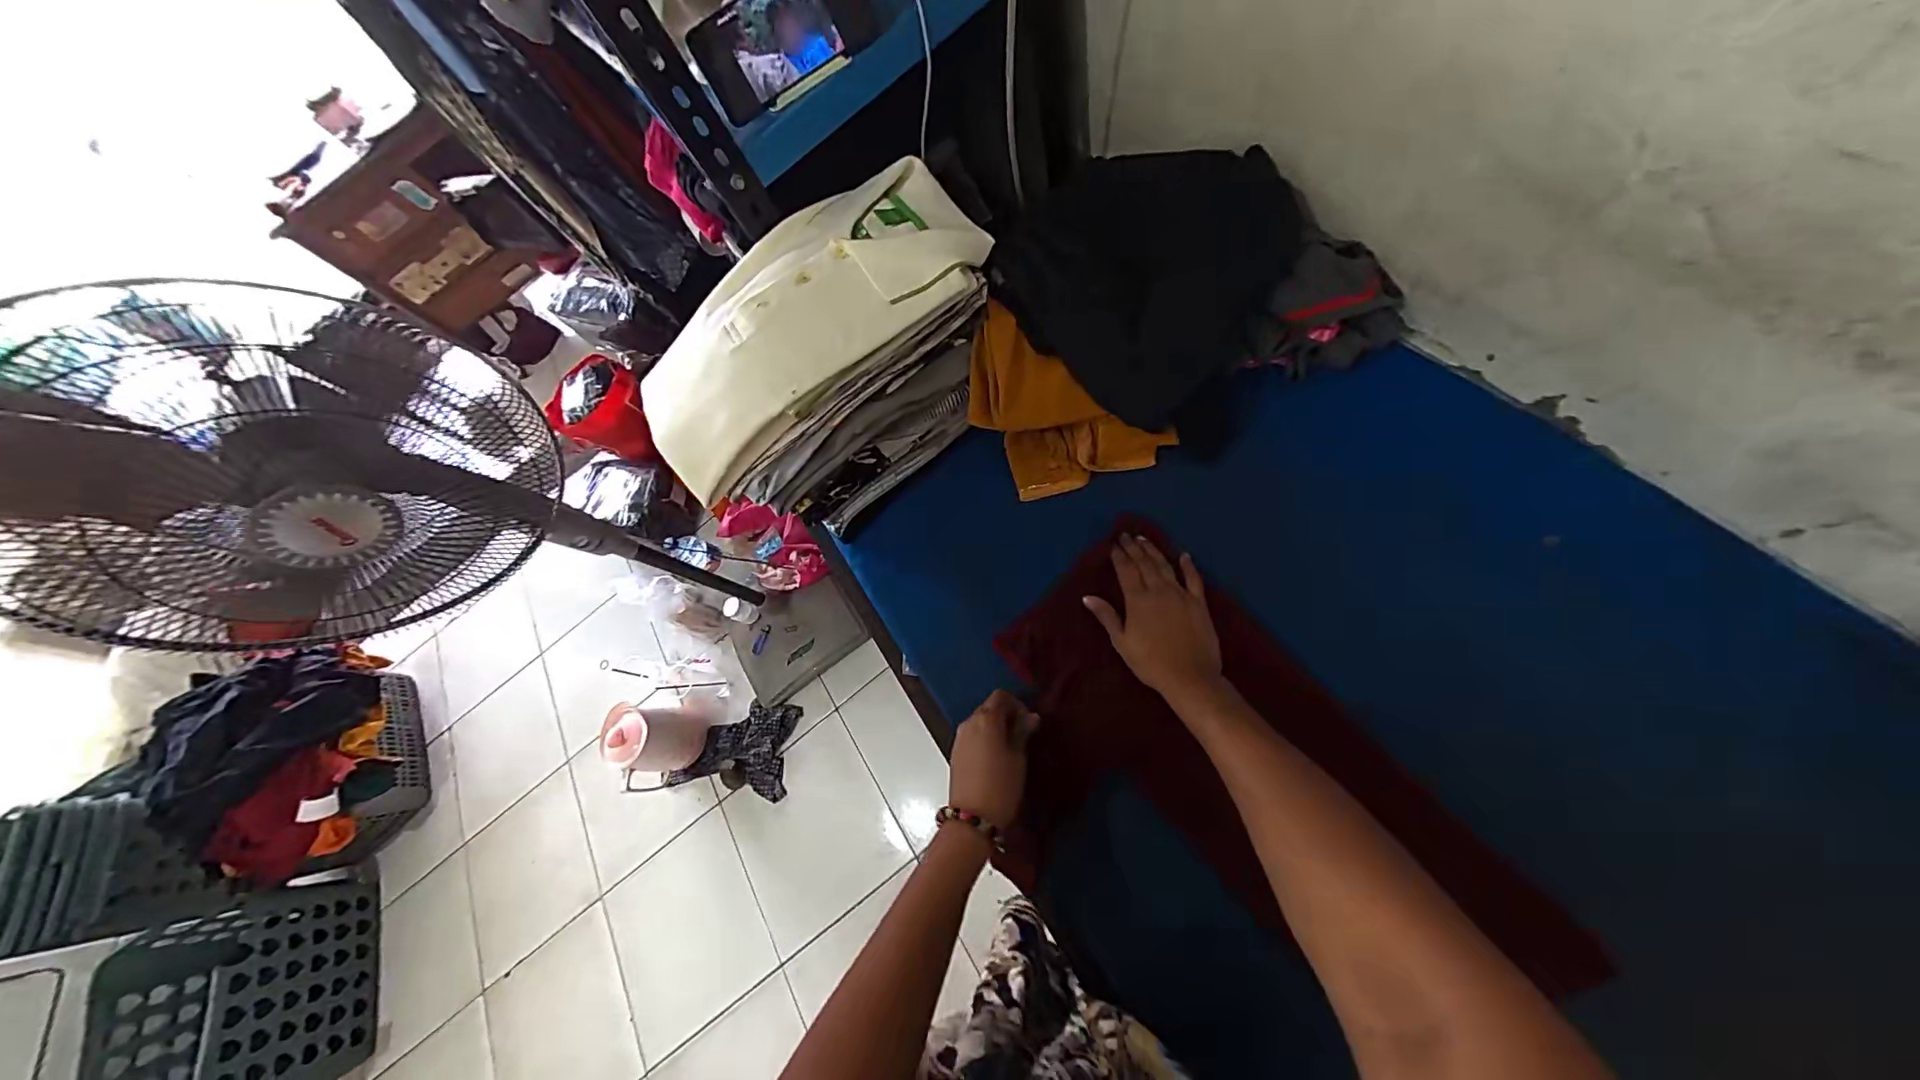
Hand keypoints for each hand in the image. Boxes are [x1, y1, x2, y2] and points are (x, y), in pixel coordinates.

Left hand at [948, 689, 1039, 829]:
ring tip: (1011, 748)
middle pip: (988, 707)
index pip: (1000, 696)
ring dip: (995, 727)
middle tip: (1023, 734)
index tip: (1029, 721)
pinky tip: (996, 757)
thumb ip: (1022, 732)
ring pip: (980, 722)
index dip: (1017, 704)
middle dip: (1006, 715)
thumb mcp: (1018, 758)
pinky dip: (985, 738)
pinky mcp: (955, 753)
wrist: (972, 819)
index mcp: (985, 719)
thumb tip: (1031, 716)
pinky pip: (973, 736)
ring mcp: (959, 739)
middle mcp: (968, 723)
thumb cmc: (1001, 786)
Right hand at [1084, 535, 1222, 701]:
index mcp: (1137, 600)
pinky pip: (1194, 579)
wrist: (1190, 676)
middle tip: (1126, 536)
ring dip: (1154, 551)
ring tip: (1145, 540)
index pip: (1126, 571)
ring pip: (1165, 566)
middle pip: (1144, 564)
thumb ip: (1107, 616)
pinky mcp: (1199, 603)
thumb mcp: (1122, 642)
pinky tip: (1184, 556)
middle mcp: (1159, 591)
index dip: (1119, 557)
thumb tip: (1088, 597)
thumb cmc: (1150, 663)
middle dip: (1134, 548)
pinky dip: (1188, 566)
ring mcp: (1181, 595)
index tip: (1113, 546)